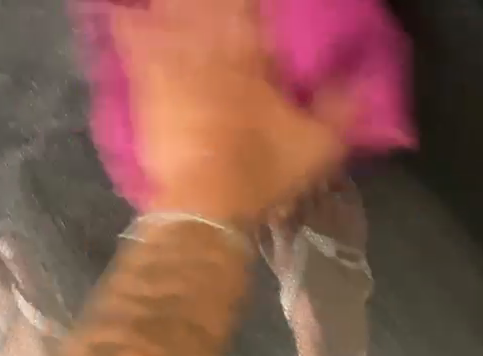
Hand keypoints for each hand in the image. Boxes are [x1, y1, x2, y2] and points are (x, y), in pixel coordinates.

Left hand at [112, 0, 355, 225]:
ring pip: (172, 18)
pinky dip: (130, 29)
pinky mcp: (150, 95)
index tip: (252, 4)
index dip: (249, 4)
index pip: (250, 10)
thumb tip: (361, 80)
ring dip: (174, 7)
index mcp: (256, 56)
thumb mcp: (317, 147)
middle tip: (212, 2)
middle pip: (207, 7)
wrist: (207, 208)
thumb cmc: (262, 176)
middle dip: (208, 2)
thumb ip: (340, 109)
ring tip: (173, 2)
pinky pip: (135, 50)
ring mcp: (177, 71)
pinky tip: (121, 16)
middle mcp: (214, 53)